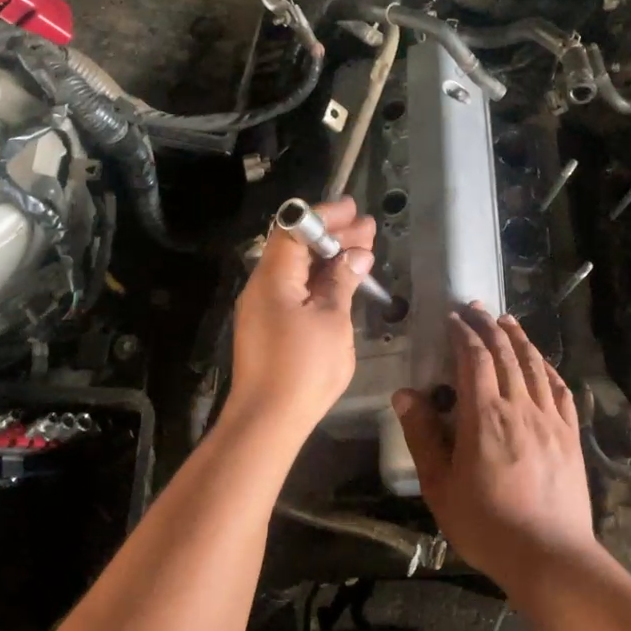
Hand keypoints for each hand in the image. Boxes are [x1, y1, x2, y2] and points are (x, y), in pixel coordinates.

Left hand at [226, 198, 375, 435]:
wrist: (267, 420)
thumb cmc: (303, 367)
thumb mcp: (331, 320)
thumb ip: (342, 282)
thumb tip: (356, 255)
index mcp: (273, 278)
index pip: (294, 228)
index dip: (324, 215)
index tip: (354, 210)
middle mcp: (262, 286)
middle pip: (295, 247)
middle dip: (332, 236)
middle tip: (368, 230)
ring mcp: (263, 308)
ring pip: (296, 271)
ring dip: (328, 259)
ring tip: (363, 253)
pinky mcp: (268, 328)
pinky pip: (293, 291)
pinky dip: (318, 282)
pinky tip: (343, 284)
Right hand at [393, 304, 596, 587]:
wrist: (548, 555)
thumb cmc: (485, 525)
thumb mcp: (440, 486)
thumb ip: (423, 436)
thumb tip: (405, 394)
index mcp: (484, 416)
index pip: (473, 359)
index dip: (462, 334)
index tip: (452, 318)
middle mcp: (520, 407)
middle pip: (506, 354)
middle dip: (489, 327)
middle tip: (476, 309)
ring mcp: (550, 420)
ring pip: (536, 366)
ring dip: (519, 339)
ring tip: (507, 321)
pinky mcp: (570, 436)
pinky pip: (560, 390)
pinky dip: (548, 368)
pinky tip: (543, 363)